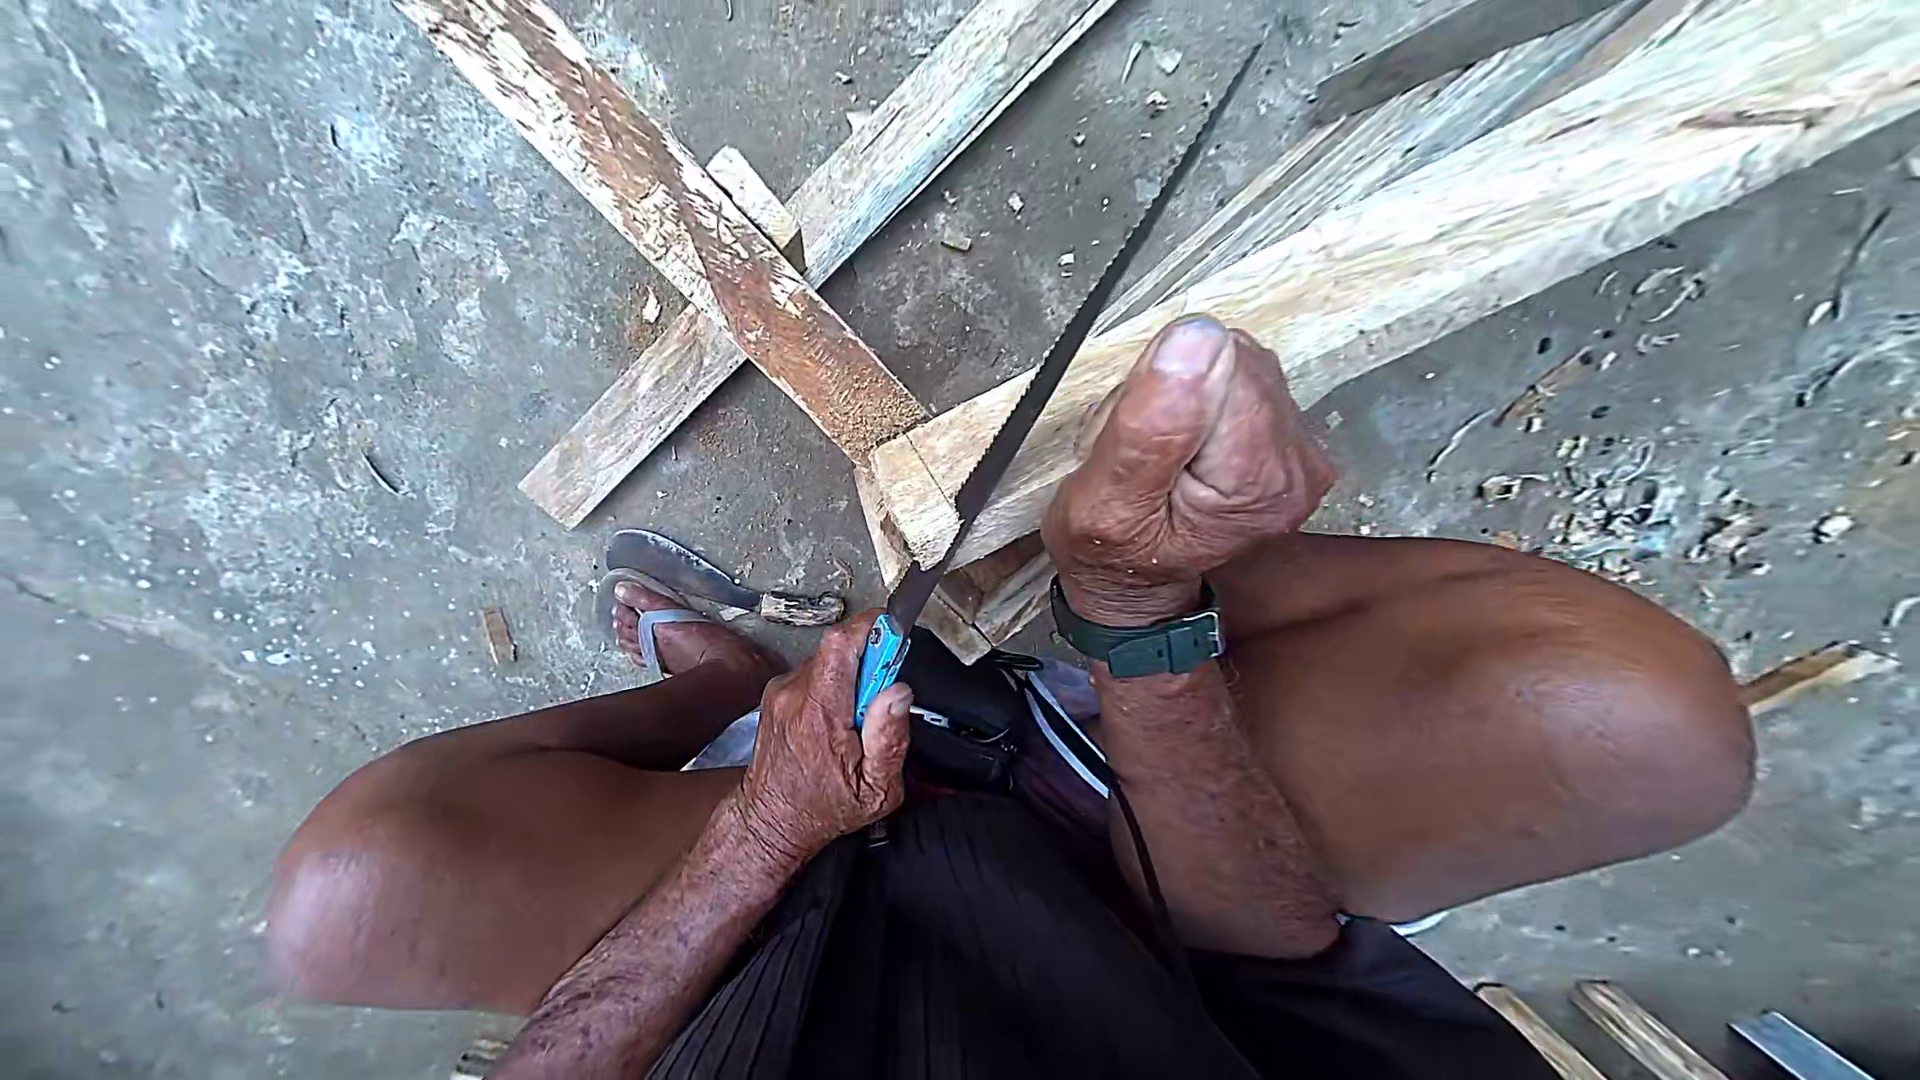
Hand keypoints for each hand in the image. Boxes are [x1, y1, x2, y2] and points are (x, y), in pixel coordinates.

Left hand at [725, 613, 912, 872]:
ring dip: (852, 672)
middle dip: (870, 657)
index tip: (894, 633)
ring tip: (857, 713)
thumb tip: (899, 693)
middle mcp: (795, 695)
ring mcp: (782, 690)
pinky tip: (838, 714)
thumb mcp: (876, 789)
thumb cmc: (824, 806)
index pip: (842, 644)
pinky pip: (817, 669)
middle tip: (881, 693)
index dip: (872, 627)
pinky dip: (835, 681)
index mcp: (821, 714)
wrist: (771, 819)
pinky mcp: (778, 690)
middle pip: (839, 646)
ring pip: (829, 657)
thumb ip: (890, 738)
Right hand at [1042, 315, 1334, 625]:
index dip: (1160, 389)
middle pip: (1232, 361)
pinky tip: (1174, 441)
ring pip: (1231, 362)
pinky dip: (1192, 397)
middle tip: (1137, 448)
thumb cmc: (1111, 554)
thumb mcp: (1103, 502)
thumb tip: (1195, 338)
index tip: (1133, 439)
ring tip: (1151, 448)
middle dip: (1169, 389)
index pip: (1220, 368)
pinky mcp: (1286, 437)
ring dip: (1176, 392)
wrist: (1132, 580)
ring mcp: (1297, 451)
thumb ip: (1146, 427)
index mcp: (1258, 484)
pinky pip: (1235, 377)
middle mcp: (1296, 466)